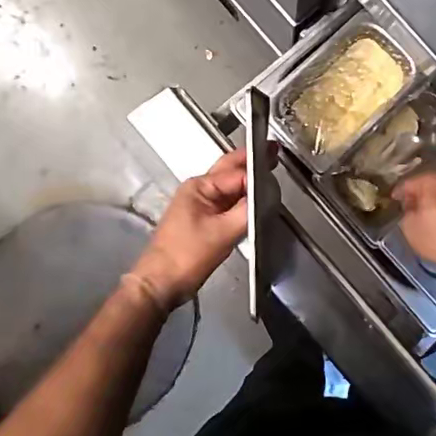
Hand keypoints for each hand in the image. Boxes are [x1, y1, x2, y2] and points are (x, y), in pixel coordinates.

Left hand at [130, 147, 257, 313]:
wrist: (159, 284)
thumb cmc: (185, 257)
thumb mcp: (222, 232)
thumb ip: (248, 210)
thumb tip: (268, 194)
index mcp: (199, 187)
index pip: (236, 173)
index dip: (257, 174)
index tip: (275, 176)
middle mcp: (198, 190)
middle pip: (229, 169)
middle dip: (251, 161)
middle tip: (273, 151)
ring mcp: (199, 205)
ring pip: (229, 185)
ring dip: (247, 179)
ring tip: (268, 173)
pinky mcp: (202, 220)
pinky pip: (226, 202)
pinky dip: (241, 198)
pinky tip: (253, 200)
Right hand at [395, 171, 435, 281]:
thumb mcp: (409, 227)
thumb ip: (406, 211)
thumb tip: (411, 205)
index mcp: (433, 181)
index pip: (410, 182)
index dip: (399, 192)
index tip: (394, 200)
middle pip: (429, 184)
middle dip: (419, 194)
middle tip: (409, 205)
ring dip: (435, 201)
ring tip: (426, 214)